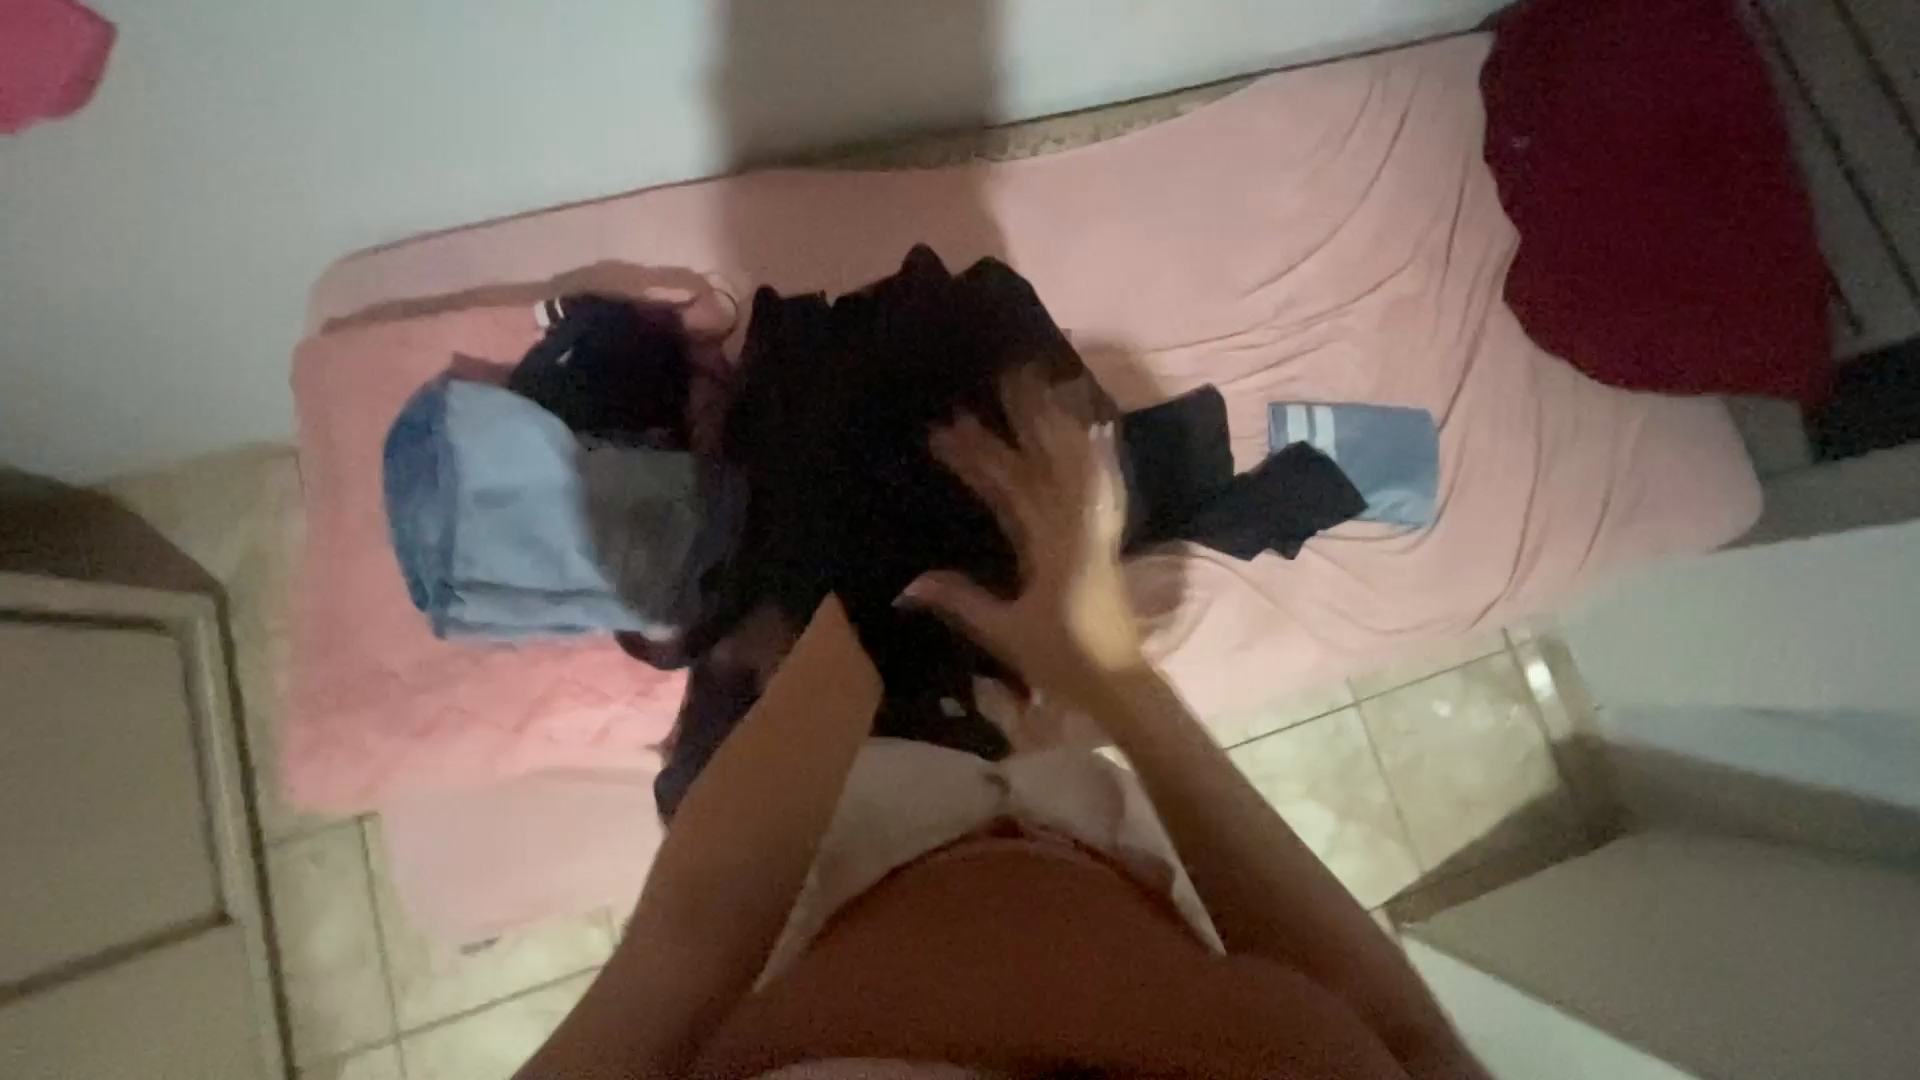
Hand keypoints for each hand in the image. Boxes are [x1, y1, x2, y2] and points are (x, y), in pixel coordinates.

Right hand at [902, 368, 1144, 705]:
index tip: (946, 428)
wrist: (1116, 678)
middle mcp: (1076, 525)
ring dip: (1056, 425)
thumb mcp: (1004, 632)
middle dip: (1021, 418)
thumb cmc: (1061, 657)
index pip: (1009, 487)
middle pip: (1046, 461)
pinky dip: (1091, 453)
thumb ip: (959, 601)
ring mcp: (1093, 526)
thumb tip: (906, 583)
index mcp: (1051, 544)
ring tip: (1041, 387)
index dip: (977, 456)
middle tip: (999, 377)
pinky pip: (1096, 482)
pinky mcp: (1100, 534)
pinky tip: (1089, 430)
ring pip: (1075, 464)